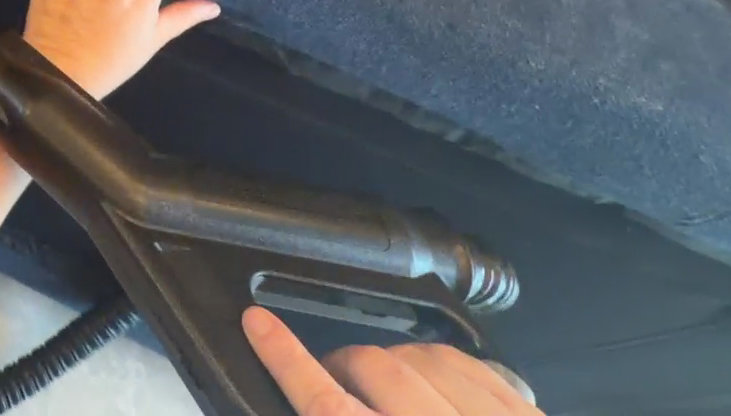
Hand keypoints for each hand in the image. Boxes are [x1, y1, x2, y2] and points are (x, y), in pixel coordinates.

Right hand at [243, 308, 541, 415]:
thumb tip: (303, 402)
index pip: (330, 407)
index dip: (288, 361)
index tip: (257, 323)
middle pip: (374, 371)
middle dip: (342, 362)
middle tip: (334, 377)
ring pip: (423, 358)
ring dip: (389, 359)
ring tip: (383, 382)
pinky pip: (473, 367)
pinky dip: (440, 361)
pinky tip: (430, 377)